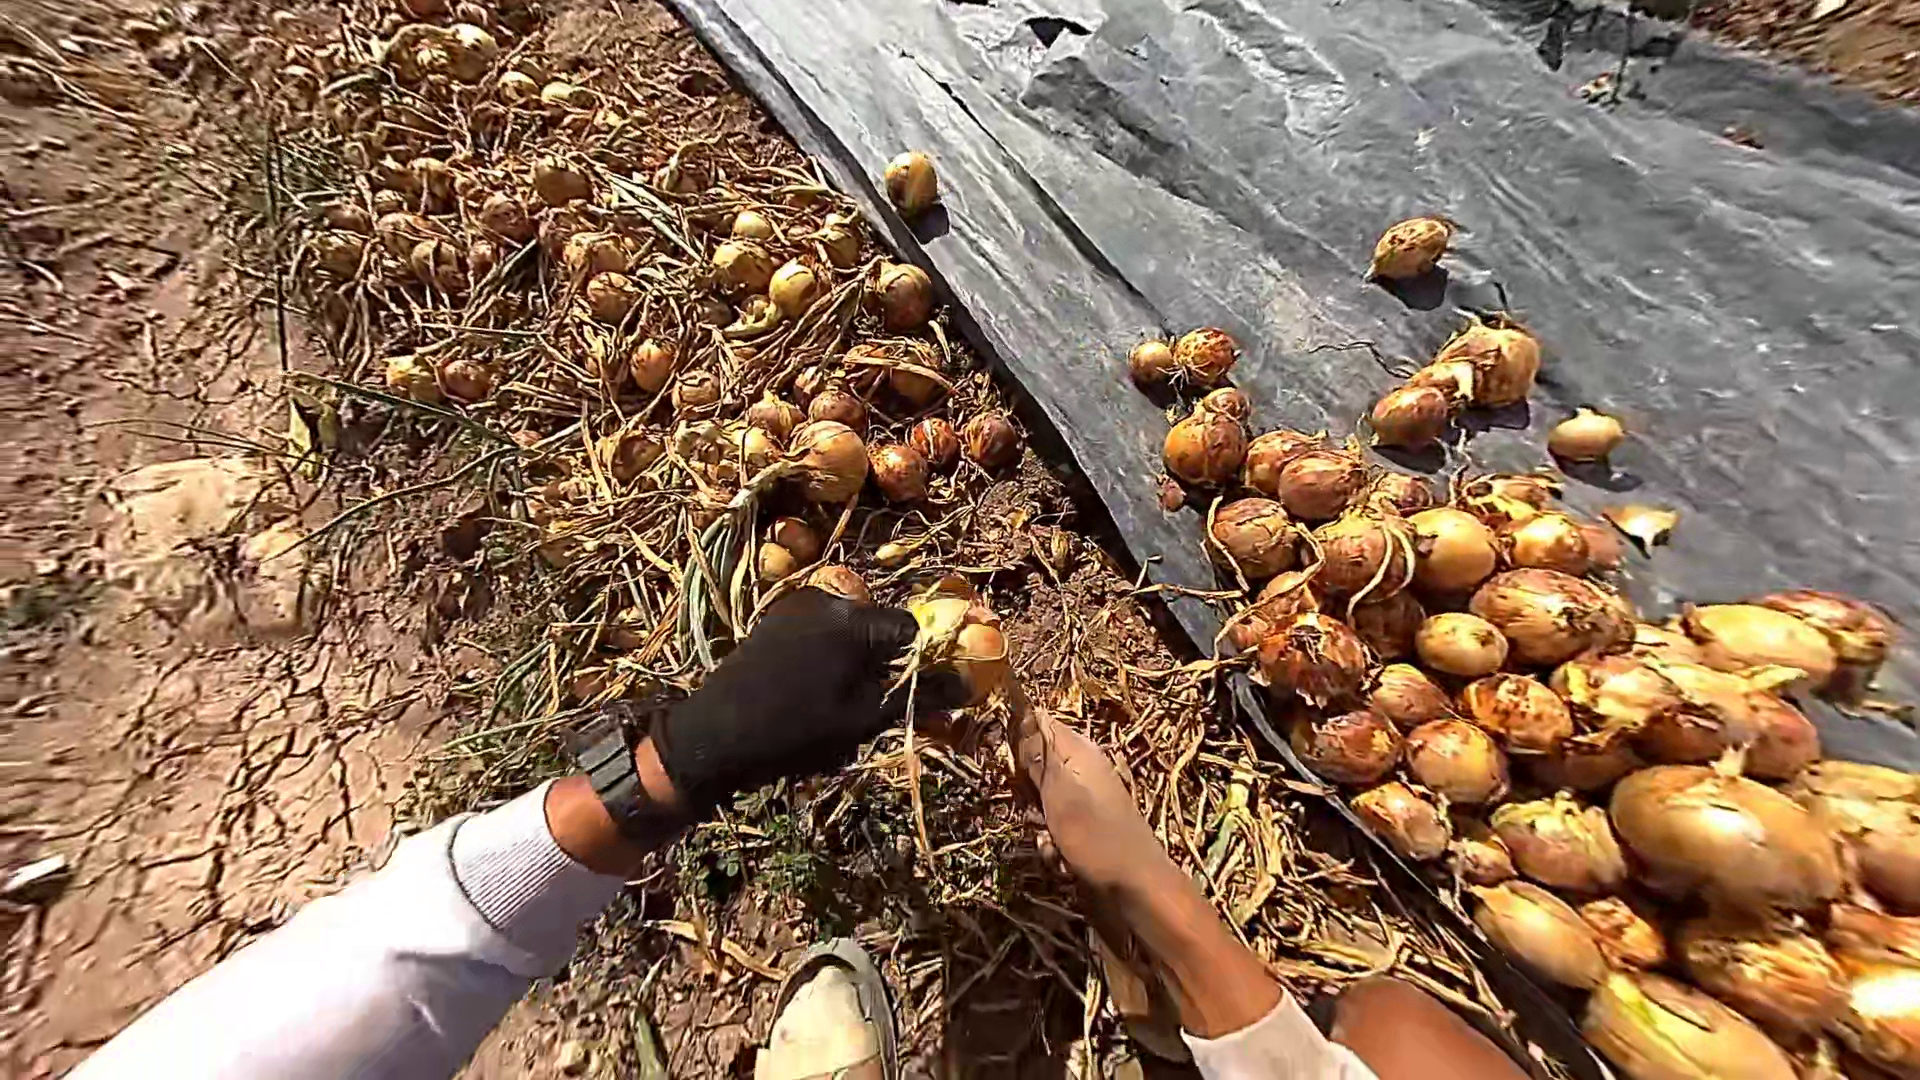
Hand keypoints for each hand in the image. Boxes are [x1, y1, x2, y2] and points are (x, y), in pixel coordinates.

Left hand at [654, 587, 966, 811]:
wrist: (713, 737)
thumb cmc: (797, 732)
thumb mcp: (865, 718)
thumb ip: (920, 694)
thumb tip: (970, 682)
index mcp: (856, 621)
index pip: (913, 629)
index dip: (922, 660)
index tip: (918, 689)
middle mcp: (830, 599)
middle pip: (883, 625)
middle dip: (891, 659)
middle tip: (879, 699)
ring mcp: (800, 604)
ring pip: (854, 626)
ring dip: (861, 656)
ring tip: (844, 695)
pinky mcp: (778, 617)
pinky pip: (824, 627)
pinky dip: (833, 649)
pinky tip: (815, 683)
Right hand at [1012, 702, 1281, 1036]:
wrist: (1139, 890)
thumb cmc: (1098, 837)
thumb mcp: (1060, 793)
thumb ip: (1039, 754)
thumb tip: (1025, 711)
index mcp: (1079, 750)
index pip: (1040, 722)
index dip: (1018, 738)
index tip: (1007, 764)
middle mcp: (1083, 767)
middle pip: (1037, 762)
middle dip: (1025, 788)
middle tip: (1028, 808)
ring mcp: (1086, 796)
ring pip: (1042, 797)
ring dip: (1038, 820)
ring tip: (1048, 840)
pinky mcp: (1087, 823)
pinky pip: (1056, 821)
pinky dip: (1053, 839)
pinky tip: (1059, 858)